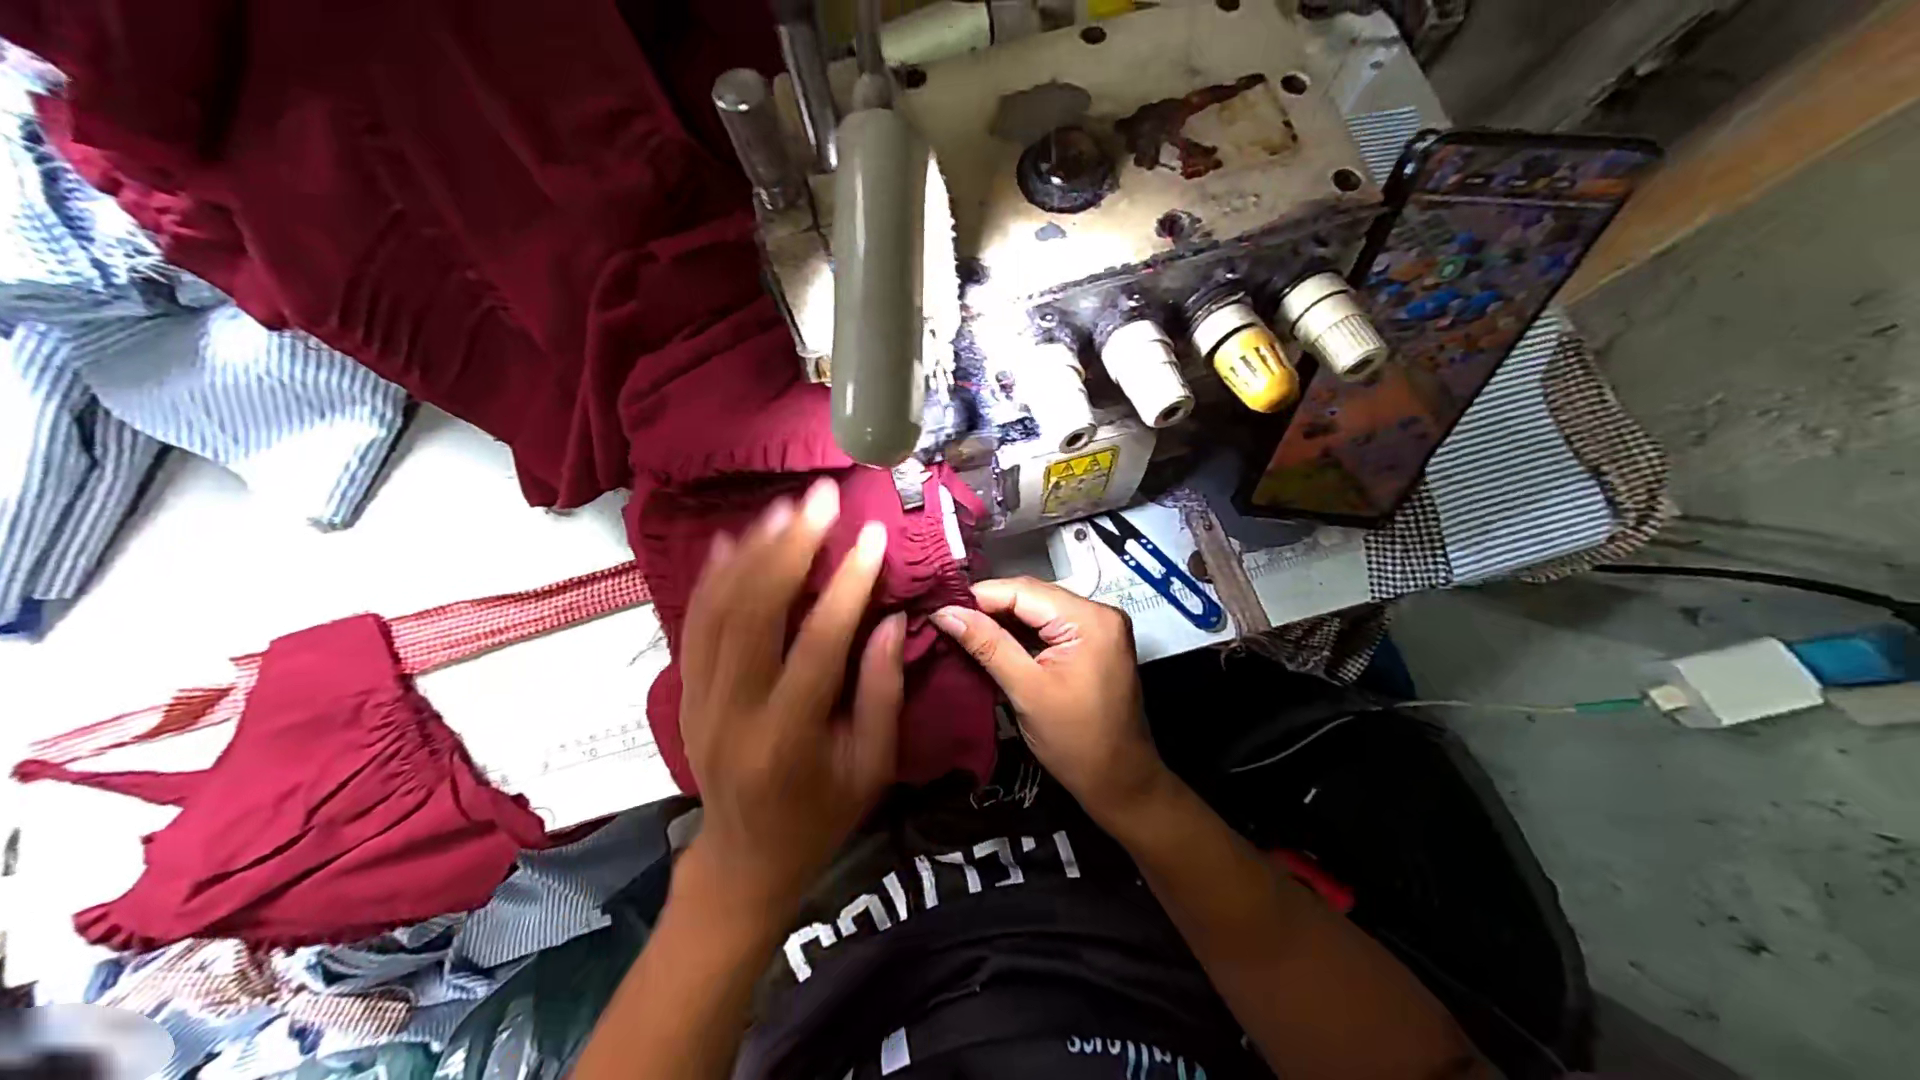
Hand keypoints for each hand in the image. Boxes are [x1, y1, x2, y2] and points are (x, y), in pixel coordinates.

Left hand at [679, 478, 904, 911]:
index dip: (846, 586)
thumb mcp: (871, 767)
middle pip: (755, 612)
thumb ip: (881, 693)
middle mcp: (734, 710)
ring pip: (718, 609)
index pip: (817, 645)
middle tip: (821, 498)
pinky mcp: (687, 692)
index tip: (871, 537)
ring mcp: (700, 699)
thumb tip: (887, 618)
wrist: (744, 859)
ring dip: (751, 551)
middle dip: (790, 547)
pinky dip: (712, 577)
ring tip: (783, 507)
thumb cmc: (821, 817)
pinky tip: (730, 540)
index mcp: (788, 737)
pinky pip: (693, 624)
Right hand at [930, 577, 1167, 826]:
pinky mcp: (1092, 643)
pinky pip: (1049, 627)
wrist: (1120, 782)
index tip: (939, 606)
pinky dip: (1020, 634)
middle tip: (945, 618)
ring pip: (1037, 610)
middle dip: (988, 607)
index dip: (979, 597)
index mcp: (1090, 619)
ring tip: (959, 627)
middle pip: (1031, 596)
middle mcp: (1099, 613)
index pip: (1024, 591)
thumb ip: (987, 645)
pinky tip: (990, 640)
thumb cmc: (1076, 742)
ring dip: (1001, 620)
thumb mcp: (1027, 690)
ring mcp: (1098, 627)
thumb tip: (944, 612)